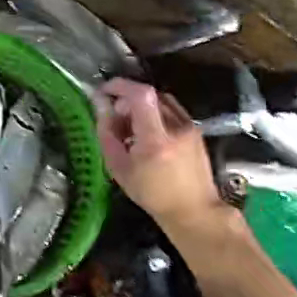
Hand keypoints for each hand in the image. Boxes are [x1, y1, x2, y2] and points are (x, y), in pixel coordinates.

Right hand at [95, 79, 224, 227]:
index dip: (120, 86)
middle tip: (116, 118)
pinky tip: (148, 132)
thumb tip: (100, 105)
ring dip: (142, 105)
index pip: (141, 95)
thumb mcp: (119, 168)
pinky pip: (171, 109)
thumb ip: (107, 133)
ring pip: (160, 99)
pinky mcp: (195, 129)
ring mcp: (189, 126)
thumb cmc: (152, 194)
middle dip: (127, 99)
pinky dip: (155, 112)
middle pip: (149, 94)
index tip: (104, 91)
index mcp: (156, 140)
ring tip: (132, 126)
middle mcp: (176, 127)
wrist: (194, 210)